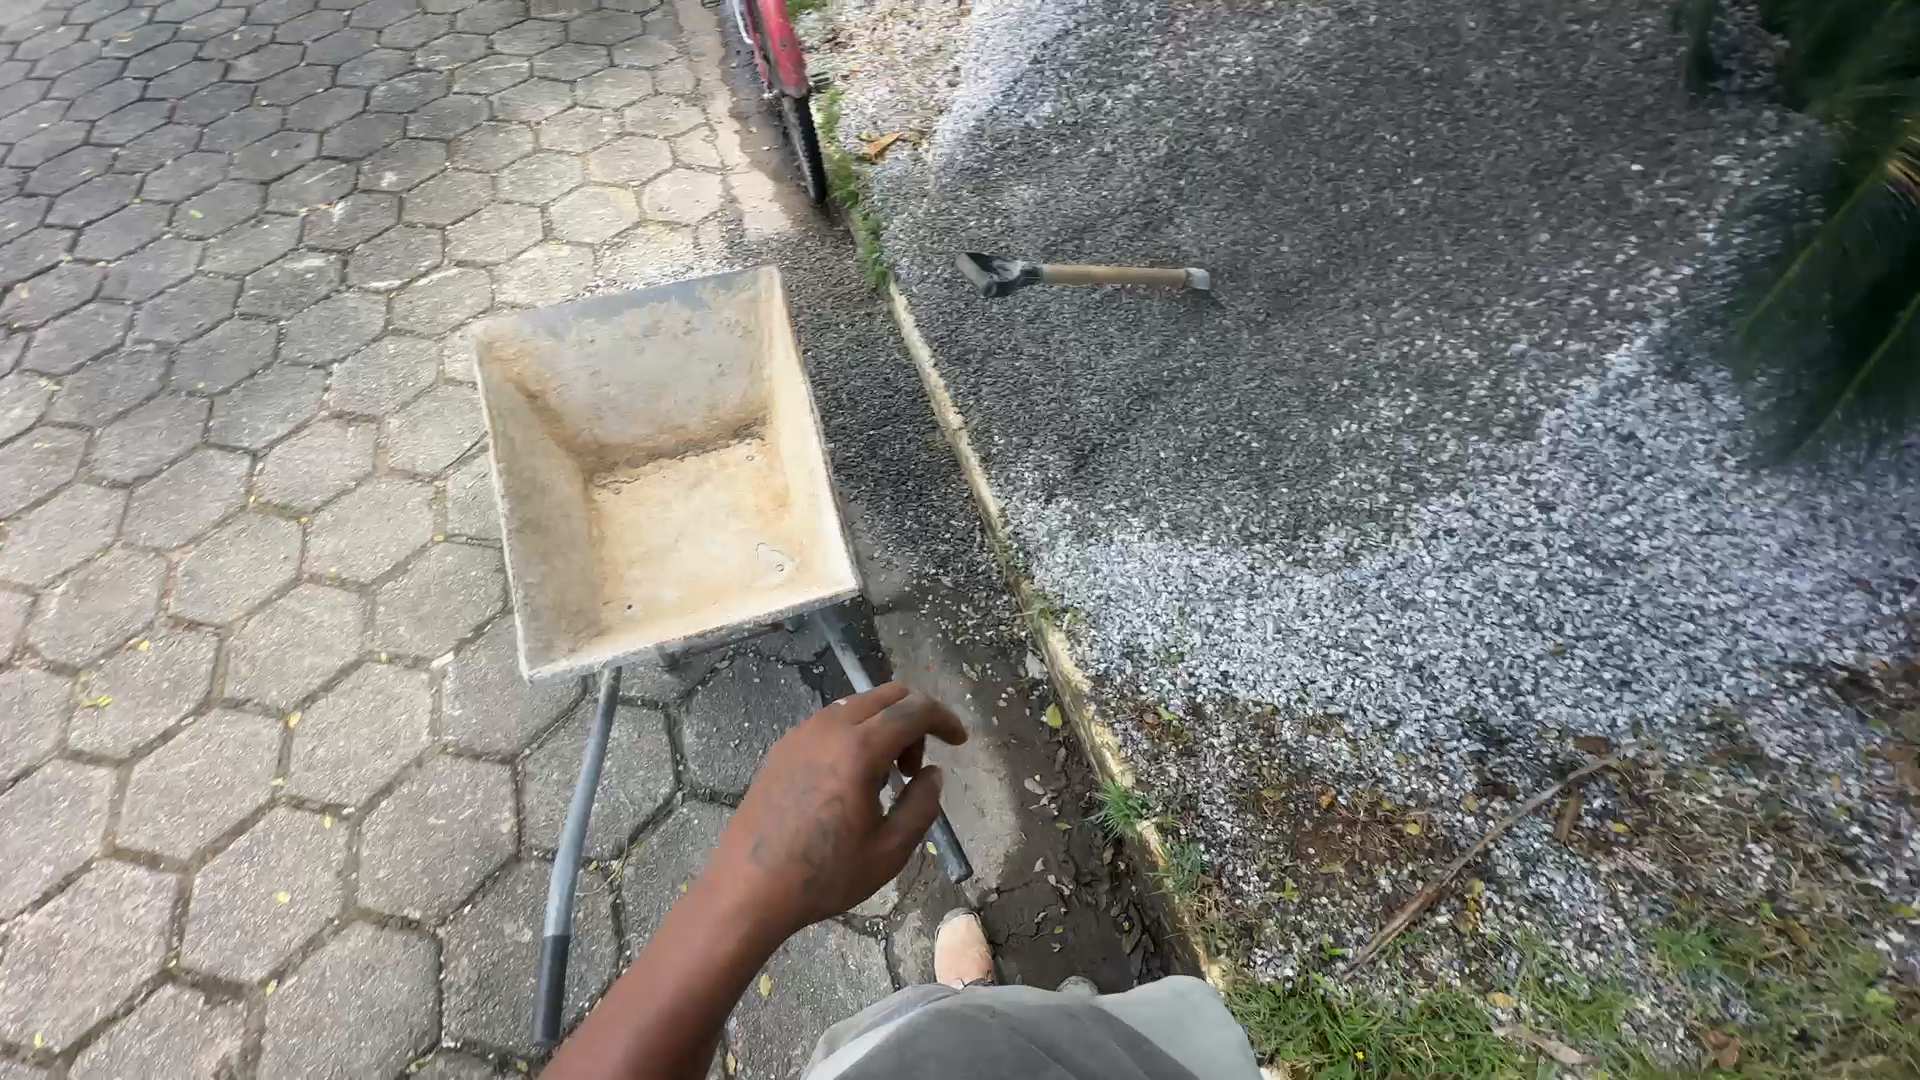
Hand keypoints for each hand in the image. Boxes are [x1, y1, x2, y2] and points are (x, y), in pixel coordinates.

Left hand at [700, 682, 966, 940]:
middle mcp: (829, 727)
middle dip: (915, 720)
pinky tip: (848, 781)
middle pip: (888, 695)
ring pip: (858, 705)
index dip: (944, 719)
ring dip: (884, 726)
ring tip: (882, 779)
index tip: (959, 741)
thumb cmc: (823, 876)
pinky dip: (855, 734)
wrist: (746, 891)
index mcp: (859, 749)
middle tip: (915, 768)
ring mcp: (802, 733)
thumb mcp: (889, 851)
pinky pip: (832, 722)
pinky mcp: (783, 746)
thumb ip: (922, 804)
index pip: (914, 709)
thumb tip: (932, 774)